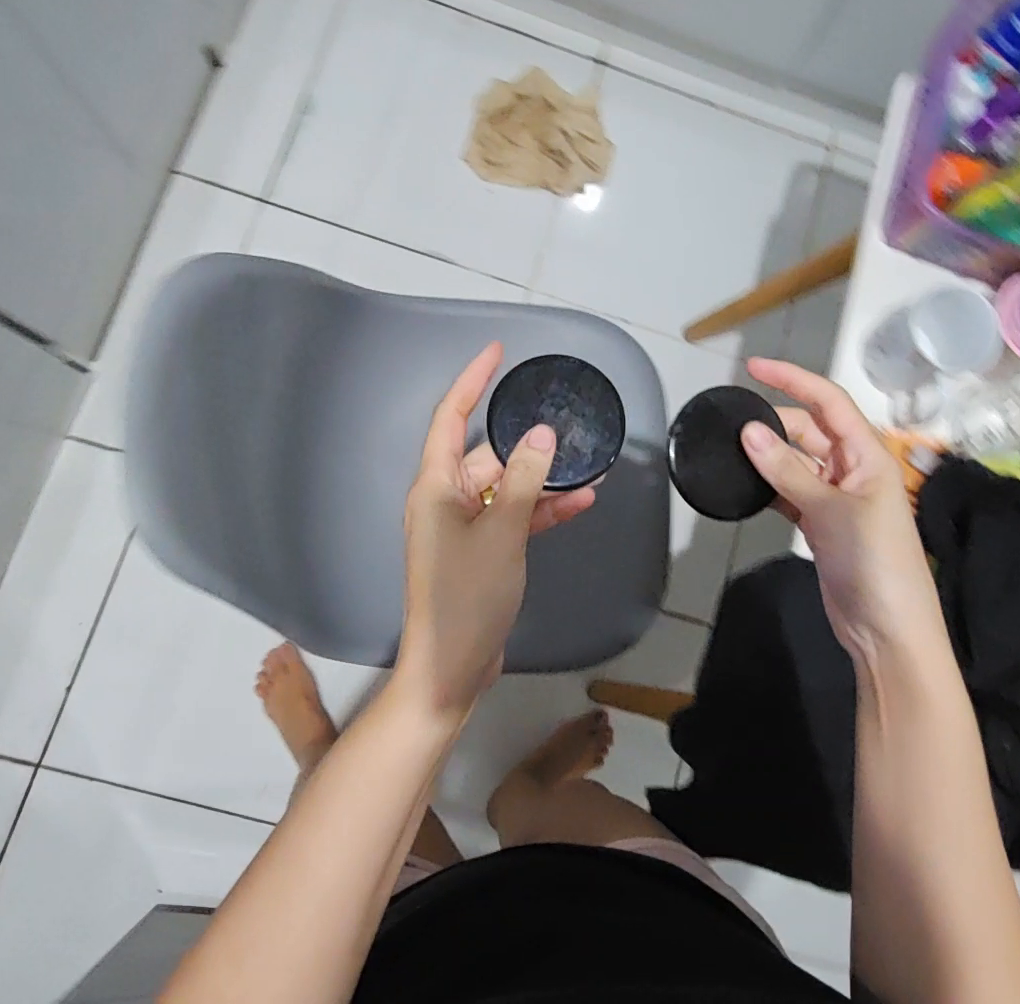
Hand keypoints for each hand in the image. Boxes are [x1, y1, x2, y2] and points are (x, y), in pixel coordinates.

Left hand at [396, 342, 597, 718]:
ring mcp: (463, 529)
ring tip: (586, 466)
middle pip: (484, 455)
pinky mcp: (482, 553)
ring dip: (541, 480)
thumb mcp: (501, 532)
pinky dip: (541, 511)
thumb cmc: (467, 594)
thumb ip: (523, 481)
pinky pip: (512, 519)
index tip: (497, 353)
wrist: (452, 666)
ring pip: (505, 488)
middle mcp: (444, 500)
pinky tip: (579, 502)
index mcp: (433, 486)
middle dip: (524, 442)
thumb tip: (541, 435)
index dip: (471, 381)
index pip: (449, 418)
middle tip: (565, 424)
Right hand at [738, 358, 943, 665]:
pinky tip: (746, 486)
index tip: (753, 368)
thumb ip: (788, 470)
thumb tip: (749, 431)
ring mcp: (837, 498)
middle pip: (810, 430)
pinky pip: (791, 492)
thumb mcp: (829, 510)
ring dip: (769, 457)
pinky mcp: (822, 524)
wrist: (887, 628)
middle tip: (731, 427)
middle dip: (774, 423)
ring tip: (731, 452)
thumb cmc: (872, 561)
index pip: (829, 402)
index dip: (793, 380)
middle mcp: (853, 469)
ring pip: (797, 462)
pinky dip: (770, 487)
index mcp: (868, 455)